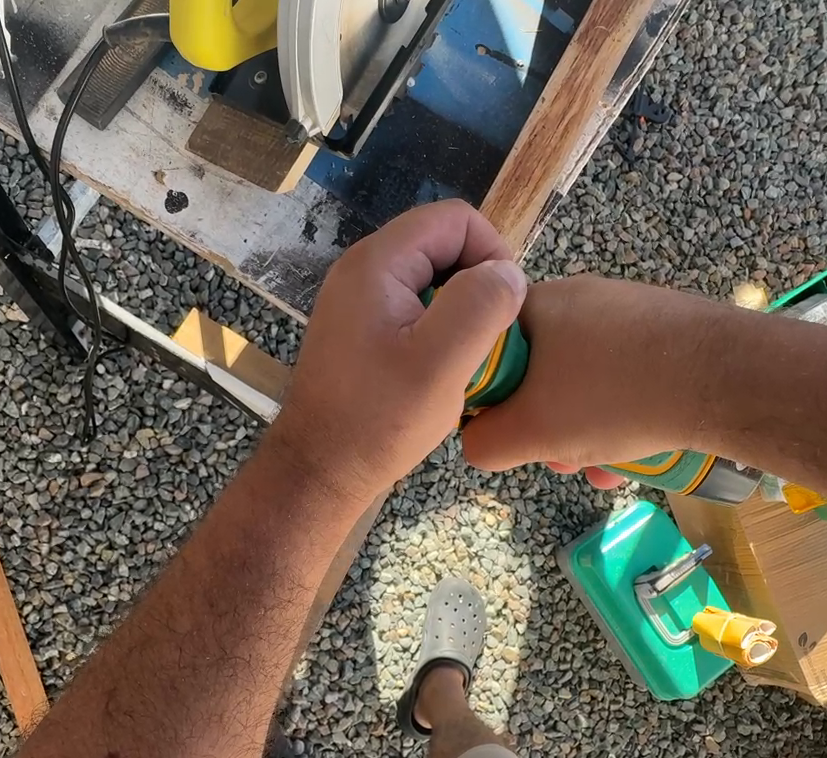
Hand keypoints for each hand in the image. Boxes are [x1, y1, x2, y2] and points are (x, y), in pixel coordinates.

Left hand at [263, 200, 527, 504]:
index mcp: (378, 263)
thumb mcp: (442, 362)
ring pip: (430, 284)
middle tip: (486, 344)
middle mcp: (361, 271)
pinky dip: (435, 336)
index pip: (455, 219)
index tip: (503, 309)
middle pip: (442, 248)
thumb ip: (481, 304)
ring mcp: (356, 303)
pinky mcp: (358, 333)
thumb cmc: (379, 420)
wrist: (321, 469)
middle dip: (476, 289)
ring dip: (458, 318)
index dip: (493, 254)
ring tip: (462, 364)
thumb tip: (506, 275)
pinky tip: (437, 375)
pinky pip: (412, 314)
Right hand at [461, 276, 736, 482]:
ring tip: (605, 467)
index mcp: (532, 306)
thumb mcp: (528, 433)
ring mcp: (624, 310)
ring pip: (581, 382)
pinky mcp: (664, 329)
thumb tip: (480, 441)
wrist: (726, 378)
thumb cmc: (611, 398)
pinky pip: (622, 378)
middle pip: (536, 374)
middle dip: (545, 427)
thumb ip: (483, 442)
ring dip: (584, 431)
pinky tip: (637, 452)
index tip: (510, 435)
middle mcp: (576, 297)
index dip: (490, 402)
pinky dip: (621, 417)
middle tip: (563, 460)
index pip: (484, 354)